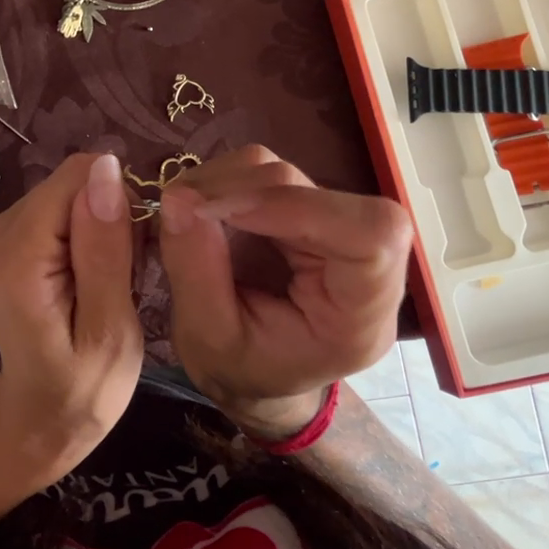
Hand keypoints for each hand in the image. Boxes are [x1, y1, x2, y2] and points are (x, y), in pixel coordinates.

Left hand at [0, 153, 143, 491]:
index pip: (78, 178)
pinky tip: (93, 276)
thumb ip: (106, 247)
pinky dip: (87, 234)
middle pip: (73, 183)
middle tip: (124, 277)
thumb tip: (106, 167)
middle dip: (111, 216)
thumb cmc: (84, 387)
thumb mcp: (110, 328)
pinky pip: (61, 209)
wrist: (40, 414)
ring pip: (71, 193)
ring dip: (102, 227)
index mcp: (17, 253)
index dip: (119, 205)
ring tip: (109, 282)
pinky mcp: (7, 235)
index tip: (134, 256)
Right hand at [158, 146, 412, 436]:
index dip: (299, 207)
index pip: (371, 234)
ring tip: (184, 212)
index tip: (220, 211)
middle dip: (242, 191)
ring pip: (287, 174)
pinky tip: (200, 210)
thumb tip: (177, 197)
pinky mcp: (305, 208)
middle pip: (322, 193)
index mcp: (359, 316)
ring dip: (226, 181)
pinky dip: (224, 181)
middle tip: (181, 209)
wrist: (256, 374)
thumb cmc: (241, 369)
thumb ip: (195, 270)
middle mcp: (363, 263)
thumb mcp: (208, 338)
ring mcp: (333, 228)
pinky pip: (266, 174)